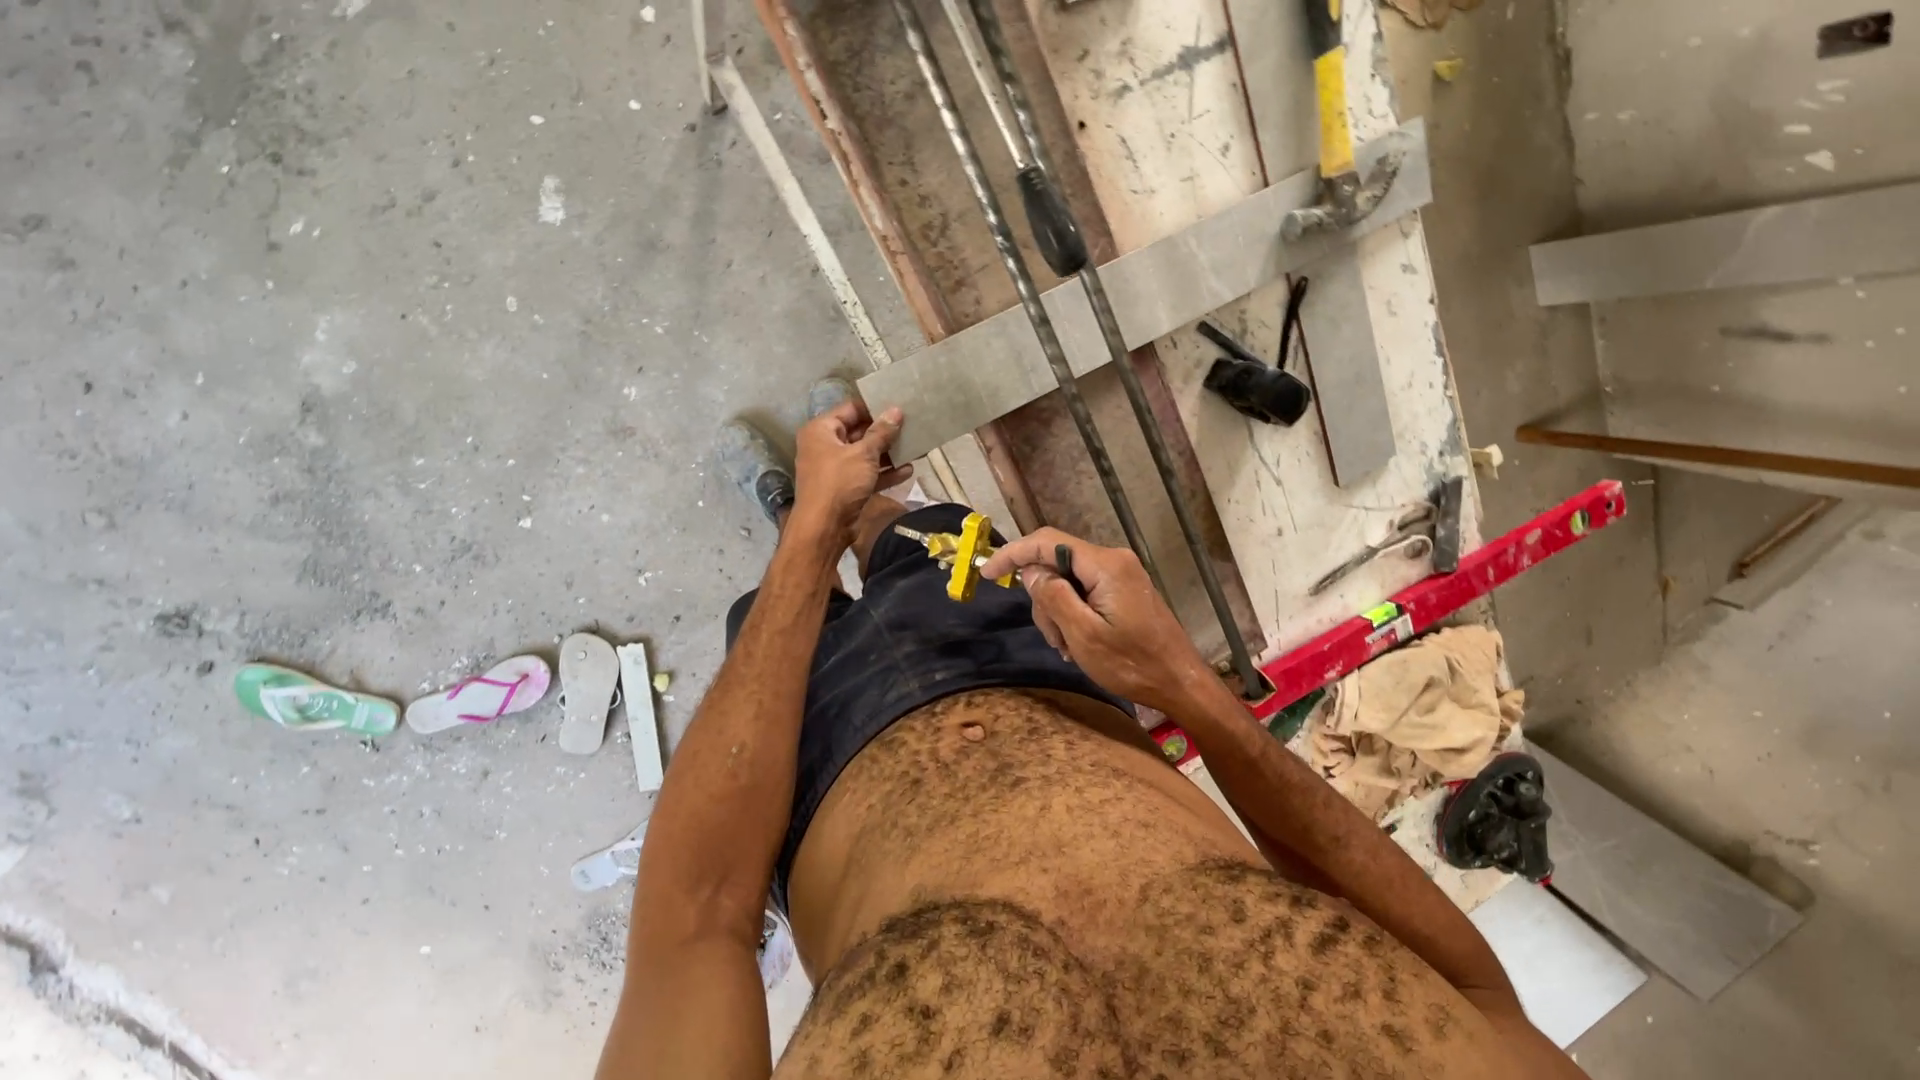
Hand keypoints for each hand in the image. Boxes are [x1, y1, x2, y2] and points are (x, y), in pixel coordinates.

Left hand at [791, 400, 910, 544]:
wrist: (825, 528)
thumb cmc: (839, 482)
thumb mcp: (863, 454)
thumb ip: (881, 433)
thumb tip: (896, 411)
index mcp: (821, 430)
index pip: (850, 409)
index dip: (874, 407)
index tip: (898, 405)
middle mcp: (825, 446)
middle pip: (859, 432)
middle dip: (884, 432)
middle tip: (911, 424)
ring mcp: (836, 469)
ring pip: (865, 455)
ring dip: (888, 453)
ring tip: (915, 446)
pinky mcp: (846, 488)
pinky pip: (867, 475)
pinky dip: (884, 472)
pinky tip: (908, 470)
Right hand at [979, 528, 1217, 713]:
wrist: (1179, 682)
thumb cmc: (1132, 663)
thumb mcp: (1084, 634)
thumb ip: (1053, 597)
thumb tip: (1030, 572)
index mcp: (1105, 564)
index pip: (1047, 542)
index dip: (1013, 554)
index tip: (987, 573)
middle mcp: (1113, 560)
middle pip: (1056, 563)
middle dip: (1043, 599)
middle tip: (1053, 639)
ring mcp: (1120, 575)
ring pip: (1068, 581)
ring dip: (1058, 613)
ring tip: (1068, 647)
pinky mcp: (1124, 590)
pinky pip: (1084, 592)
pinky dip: (1073, 615)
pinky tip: (1078, 643)